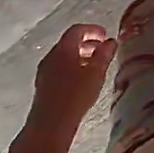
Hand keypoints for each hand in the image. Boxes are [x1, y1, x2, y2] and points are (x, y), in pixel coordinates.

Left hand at [26, 24, 117, 145]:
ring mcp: (44, 70)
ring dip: (79, 55)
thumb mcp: (96, 73)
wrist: (50, 123)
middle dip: (86, 43)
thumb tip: (111, 41)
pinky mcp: (42, 83)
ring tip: (94, 66)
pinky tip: (81, 80)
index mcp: (63, 48)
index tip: (105, 34)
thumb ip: (104, 55)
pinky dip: (71, 66)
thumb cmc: (76, 95)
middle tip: (102, 49)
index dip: (92, 30)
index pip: (77, 30)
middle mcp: (51, 55)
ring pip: (63, 56)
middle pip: (69, 42)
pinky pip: (58, 67)